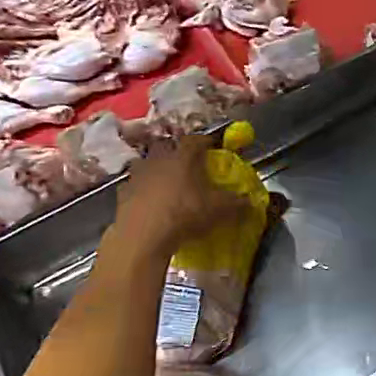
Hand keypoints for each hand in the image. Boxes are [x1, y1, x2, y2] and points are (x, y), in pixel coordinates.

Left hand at [106, 133, 246, 258]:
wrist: (144, 235)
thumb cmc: (186, 214)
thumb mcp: (220, 210)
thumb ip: (237, 203)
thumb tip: (251, 201)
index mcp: (183, 157)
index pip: (196, 140)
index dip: (206, 141)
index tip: (213, 146)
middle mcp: (158, 159)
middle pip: (168, 146)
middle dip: (178, 152)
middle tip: (188, 164)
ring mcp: (138, 174)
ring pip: (148, 164)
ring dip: (158, 169)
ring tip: (168, 183)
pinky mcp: (123, 192)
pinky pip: (136, 186)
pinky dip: (143, 190)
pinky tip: (151, 202)